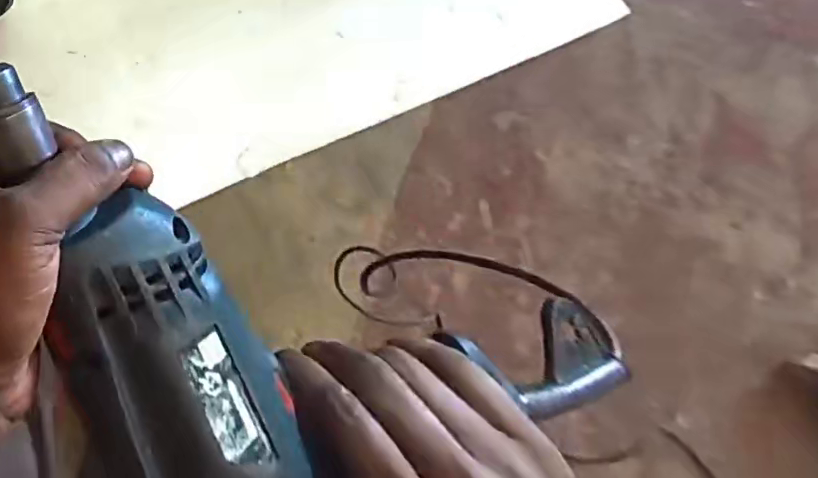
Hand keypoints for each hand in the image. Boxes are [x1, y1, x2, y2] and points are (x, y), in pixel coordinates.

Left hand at [0, 126, 151, 477]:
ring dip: (96, 201)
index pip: (24, 133)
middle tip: (132, 181)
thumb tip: (119, 150)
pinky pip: (64, 234)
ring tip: (136, 203)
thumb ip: (73, 180)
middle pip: (46, 165)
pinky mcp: (26, 266)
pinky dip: (92, 231)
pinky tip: (118, 235)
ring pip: (59, 200)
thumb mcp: (27, 223)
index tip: (102, 161)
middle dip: (90, 171)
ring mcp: (4, 234)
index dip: (65, 141)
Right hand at [278, 338, 572, 477]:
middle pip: (375, 379)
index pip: (346, 415)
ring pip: (413, 366)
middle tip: (308, 362)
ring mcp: (505, 452)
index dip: (304, 380)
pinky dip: (420, 352)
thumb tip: (296, 440)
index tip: (281, 367)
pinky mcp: (536, 440)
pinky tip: (401, 358)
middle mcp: (460, 473)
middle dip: (329, 358)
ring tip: (352, 365)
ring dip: (369, 354)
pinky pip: (461, 368)